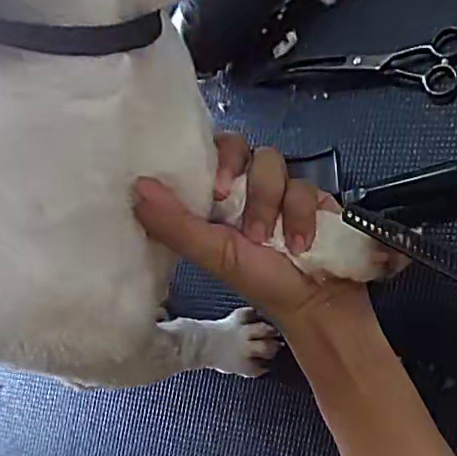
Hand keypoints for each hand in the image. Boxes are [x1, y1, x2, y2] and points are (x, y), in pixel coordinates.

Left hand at [134, 136, 357, 323]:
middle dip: (247, 183)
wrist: (320, 307)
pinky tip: (302, 243)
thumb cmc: (267, 285)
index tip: (217, 190)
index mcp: (221, 201)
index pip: (209, 153)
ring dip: (273, 205)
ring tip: (278, 242)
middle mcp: (251, 191)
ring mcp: (286, 194)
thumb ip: (177, 225)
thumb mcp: (217, 259)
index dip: (212, 158)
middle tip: (246, 215)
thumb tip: (136, 186)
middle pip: (243, 148)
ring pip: (274, 164)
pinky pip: (307, 188)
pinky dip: (303, 216)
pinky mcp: (318, 202)